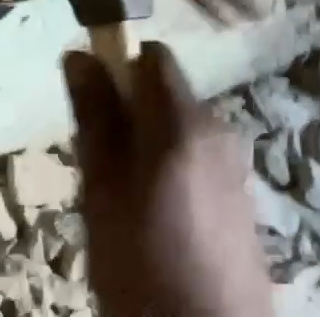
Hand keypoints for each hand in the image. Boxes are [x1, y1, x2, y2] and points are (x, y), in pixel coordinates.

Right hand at [65, 43, 273, 316]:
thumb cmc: (143, 266)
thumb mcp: (102, 191)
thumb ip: (94, 118)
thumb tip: (79, 54)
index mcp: (183, 123)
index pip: (152, 56)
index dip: (117, 64)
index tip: (91, 99)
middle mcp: (218, 132)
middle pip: (165, 91)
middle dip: (128, 109)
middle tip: (99, 159)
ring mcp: (235, 167)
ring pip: (178, 127)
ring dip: (146, 141)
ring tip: (122, 195)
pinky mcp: (241, 199)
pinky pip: (196, 158)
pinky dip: (170, 167)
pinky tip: (155, 217)